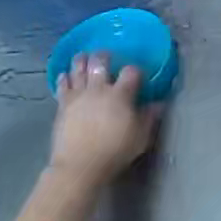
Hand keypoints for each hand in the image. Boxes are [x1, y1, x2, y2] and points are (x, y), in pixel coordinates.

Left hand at [49, 52, 159, 188]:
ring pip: (78, 67)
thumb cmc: (115, 152)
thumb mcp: (140, 137)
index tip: (138, 75)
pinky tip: (66, 75)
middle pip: (100, 62)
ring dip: (82, 60)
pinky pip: (62, 83)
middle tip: (107, 57)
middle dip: (104, 56)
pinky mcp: (63, 103)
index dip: (136, 70)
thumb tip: (159, 104)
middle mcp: (98, 89)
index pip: (131, 72)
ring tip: (85, 57)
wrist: (80, 164)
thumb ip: (149, 118)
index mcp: (120, 95)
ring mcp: (78, 94)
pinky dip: (65, 76)